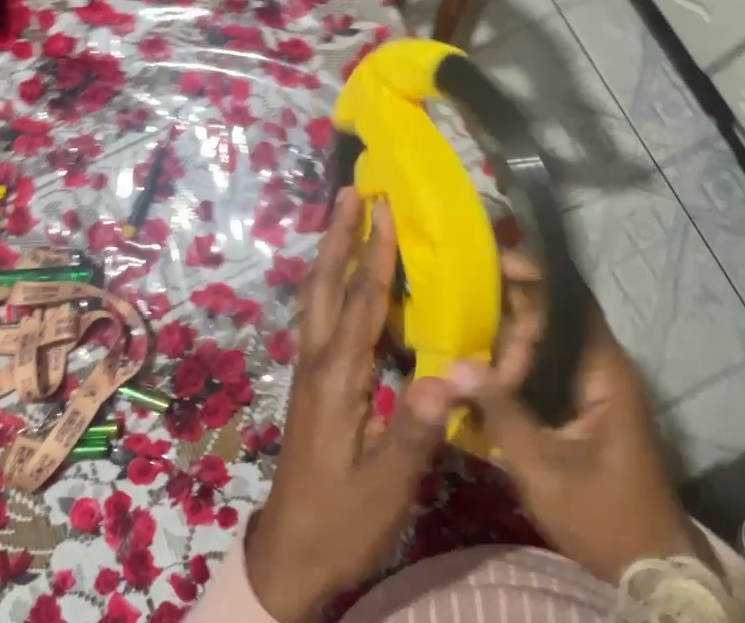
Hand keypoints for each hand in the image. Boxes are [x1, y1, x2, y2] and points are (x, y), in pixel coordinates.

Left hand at [245, 191, 458, 621]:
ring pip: (318, 298)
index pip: (360, 304)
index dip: (376, 255)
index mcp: (336, 380)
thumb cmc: (342, 520)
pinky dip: (336, 286)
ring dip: (332, 253)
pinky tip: (350, 282)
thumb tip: (453, 375)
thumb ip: (415, 431)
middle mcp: (317, 364)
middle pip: (325, 285)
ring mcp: (311, 373)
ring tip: (347, 216)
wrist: (291, 554)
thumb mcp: (384, 485)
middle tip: (352, 190)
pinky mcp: (314, 385)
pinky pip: (324, 319)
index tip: (386, 208)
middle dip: (338, 235)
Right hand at [448, 252, 703, 583]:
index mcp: (605, 371)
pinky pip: (549, 374)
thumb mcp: (542, 468)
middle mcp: (604, 369)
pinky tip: (485, 382)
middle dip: (510, 323)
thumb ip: (500, 411)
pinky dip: (519, 373)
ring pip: (548, 348)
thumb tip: (455, 365)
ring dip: (510, 350)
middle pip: (554, 320)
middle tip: (469, 341)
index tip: (490, 265)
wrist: (649, 571)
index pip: (569, 301)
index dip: (533, 276)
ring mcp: (597, 390)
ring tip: (469, 358)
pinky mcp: (587, 411)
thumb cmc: (602, 517)